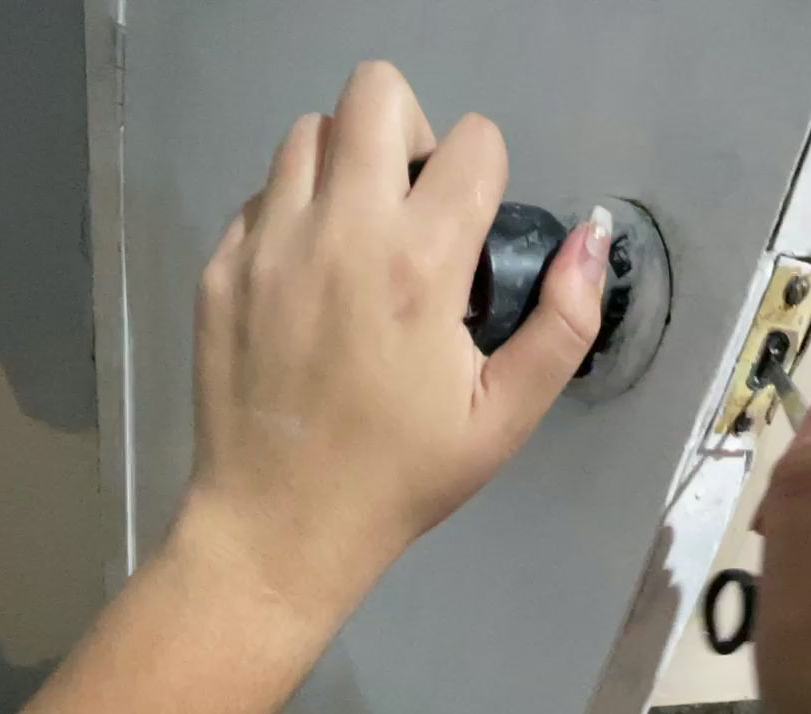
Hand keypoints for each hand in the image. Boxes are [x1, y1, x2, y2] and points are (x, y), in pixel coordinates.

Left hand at [175, 61, 609, 604]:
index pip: (473, 143)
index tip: (474, 240)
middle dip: (413, 138)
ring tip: (361, 247)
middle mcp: (338, 230)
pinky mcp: (220, 267)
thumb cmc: (404, 477)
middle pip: (376, 92)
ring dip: (349, 169)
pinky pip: (263, 195)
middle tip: (416, 219)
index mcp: (418, 266)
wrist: (282, 524)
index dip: (488, 180)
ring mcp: (267, 244)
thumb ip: (562, 324)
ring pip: (309, 133)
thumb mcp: (505, 417)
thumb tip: (589, 237)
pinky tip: (308, 284)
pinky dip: (296, 215)